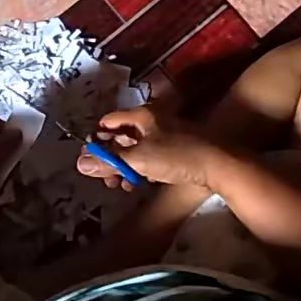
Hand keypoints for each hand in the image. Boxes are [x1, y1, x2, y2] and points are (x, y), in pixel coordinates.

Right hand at [75, 106, 219, 189]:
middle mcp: (152, 120)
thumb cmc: (177, 156)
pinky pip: (149, 156)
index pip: (109, 121)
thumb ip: (108, 161)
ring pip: (135, 148)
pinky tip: (137, 184)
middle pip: (121, 136)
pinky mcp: (176, 149)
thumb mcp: (138, 160)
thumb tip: (79, 163)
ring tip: (120, 184)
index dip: (96, 138)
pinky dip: (140, 168)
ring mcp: (165, 134)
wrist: (221, 165)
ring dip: (124, 166)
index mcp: (142, 115)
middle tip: (104, 177)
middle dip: (110, 157)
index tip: (90, 158)